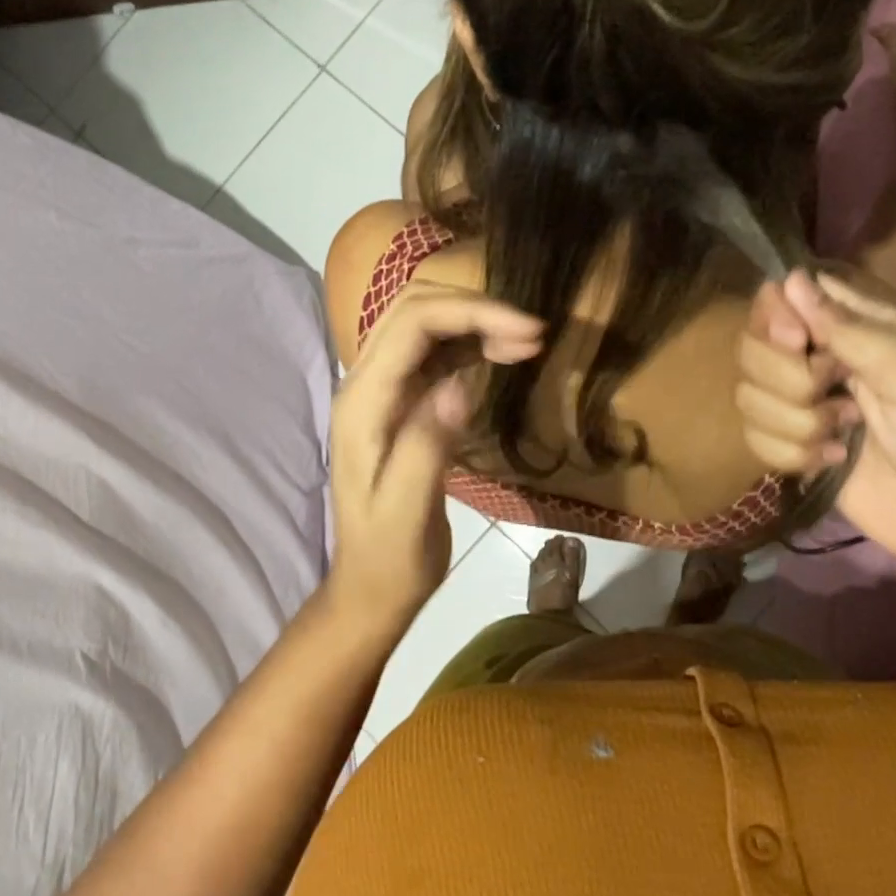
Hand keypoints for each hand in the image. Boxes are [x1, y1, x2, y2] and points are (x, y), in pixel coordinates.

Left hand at [326, 284, 542, 625]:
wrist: (370, 586)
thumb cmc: (390, 557)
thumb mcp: (408, 511)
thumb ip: (427, 446)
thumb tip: (460, 384)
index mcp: (363, 404)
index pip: (412, 324)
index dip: (471, 312)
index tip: (529, 332)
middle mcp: (365, 386)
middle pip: (414, 309)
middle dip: (475, 308)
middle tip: (532, 335)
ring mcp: (381, 393)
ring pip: (424, 326)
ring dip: (475, 322)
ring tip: (526, 343)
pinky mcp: (400, 405)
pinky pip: (433, 355)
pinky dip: (469, 345)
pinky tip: (502, 357)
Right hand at [738, 270, 895, 569]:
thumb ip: (852, 329)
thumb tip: (789, 279)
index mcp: (865, 329)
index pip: (791, 296)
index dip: (778, 314)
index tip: (795, 341)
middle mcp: (828, 362)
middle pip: (757, 346)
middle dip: (785, 377)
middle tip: (828, 394)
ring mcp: (810, 410)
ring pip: (750, 394)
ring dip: (792, 421)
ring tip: (841, 436)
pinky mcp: (798, 453)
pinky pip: (756, 439)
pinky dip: (788, 453)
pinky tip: (830, 463)